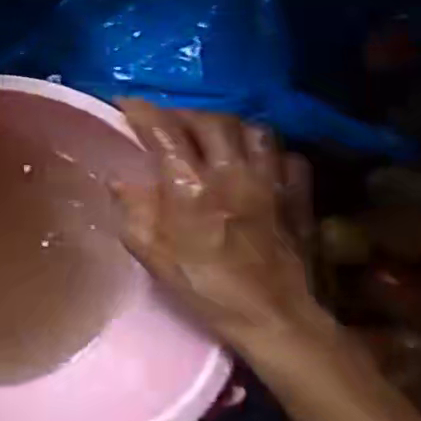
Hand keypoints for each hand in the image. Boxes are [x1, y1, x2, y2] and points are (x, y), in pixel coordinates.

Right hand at [112, 98, 325, 347]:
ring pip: (253, 130)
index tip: (125, 105)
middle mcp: (233, 174)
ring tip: (208, 134)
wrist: (272, 315)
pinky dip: (264, 149)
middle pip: (212, 121)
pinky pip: (285, 155)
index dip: (142, 112)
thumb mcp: (146, 248)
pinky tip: (250, 160)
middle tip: (165, 121)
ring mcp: (272, 182)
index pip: (164, 131)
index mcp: (190, 186)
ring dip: (226, 125)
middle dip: (183, 114)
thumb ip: (131, 208)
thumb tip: (120, 180)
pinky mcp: (300, 196)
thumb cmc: (200, 282)